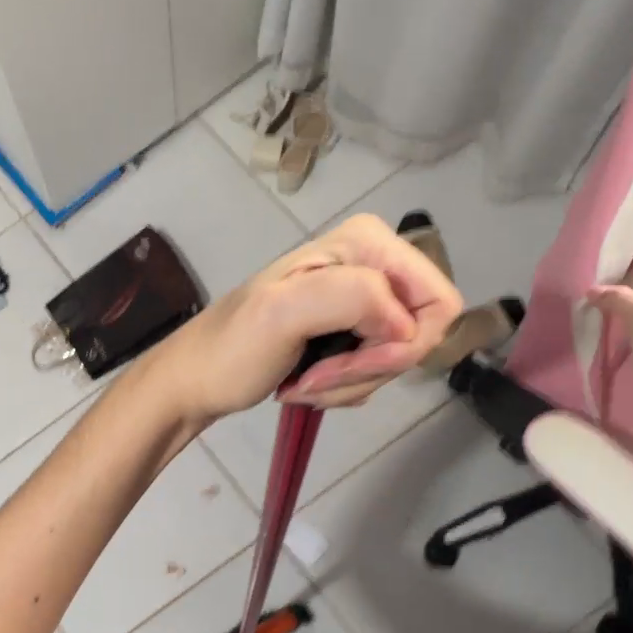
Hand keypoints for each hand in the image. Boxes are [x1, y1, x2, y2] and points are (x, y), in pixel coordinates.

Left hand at [141, 215, 463, 421]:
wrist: (194, 381)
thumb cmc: (229, 348)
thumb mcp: (282, 313)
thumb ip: (351, 298)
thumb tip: (405, 324)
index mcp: (367, 243)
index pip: (438, 302)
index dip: (402, 346)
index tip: (349, 363)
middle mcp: (373, 264)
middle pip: (419, 335)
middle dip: (368, 369)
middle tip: (315, 378)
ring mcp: (362, 300)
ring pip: (396, 359)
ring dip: (350, 384)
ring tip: (303, 383)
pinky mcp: (349, 332)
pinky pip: (375, 371)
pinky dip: (343, 389)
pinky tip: (304, 385)